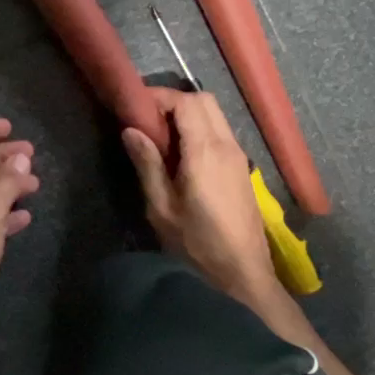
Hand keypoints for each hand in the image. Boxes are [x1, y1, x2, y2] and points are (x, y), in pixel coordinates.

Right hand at [121, 88, 274, 304]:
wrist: (243, 277)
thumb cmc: (198, 245)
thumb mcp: (162, 208)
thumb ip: (147, 164)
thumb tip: (130, 129)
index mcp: (205, 151)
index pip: (186, 102)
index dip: (160, 96)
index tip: (136, 107)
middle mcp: (227, 145)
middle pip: (203, 100)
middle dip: (174, 100)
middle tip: (148, 119)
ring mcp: (239, 156)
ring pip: (214, 113)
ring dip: (188, 114)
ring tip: (162, 137)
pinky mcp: (242, 168)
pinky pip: (220, 131)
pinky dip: (200, 128)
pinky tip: (183, 154)